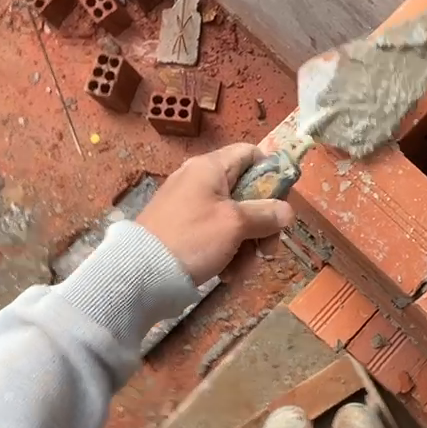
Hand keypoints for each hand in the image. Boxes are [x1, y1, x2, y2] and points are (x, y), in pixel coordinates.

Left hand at [136, 144, 294, 282]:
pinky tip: (227, 274)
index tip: (280, 202)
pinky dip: (226, 252)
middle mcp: (200, 180)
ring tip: (242, 270)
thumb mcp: (235, 225)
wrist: (139, 274)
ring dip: (246, 245)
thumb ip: (266, 214)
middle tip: (267, 249)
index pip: (250, 153)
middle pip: (247, 192)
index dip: (270, 173)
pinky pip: (216, 234)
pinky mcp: (182, 229)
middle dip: (262, 224)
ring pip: (234, 219)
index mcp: (210, 168)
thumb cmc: (192, 239)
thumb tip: (287, 211)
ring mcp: (190, 206)